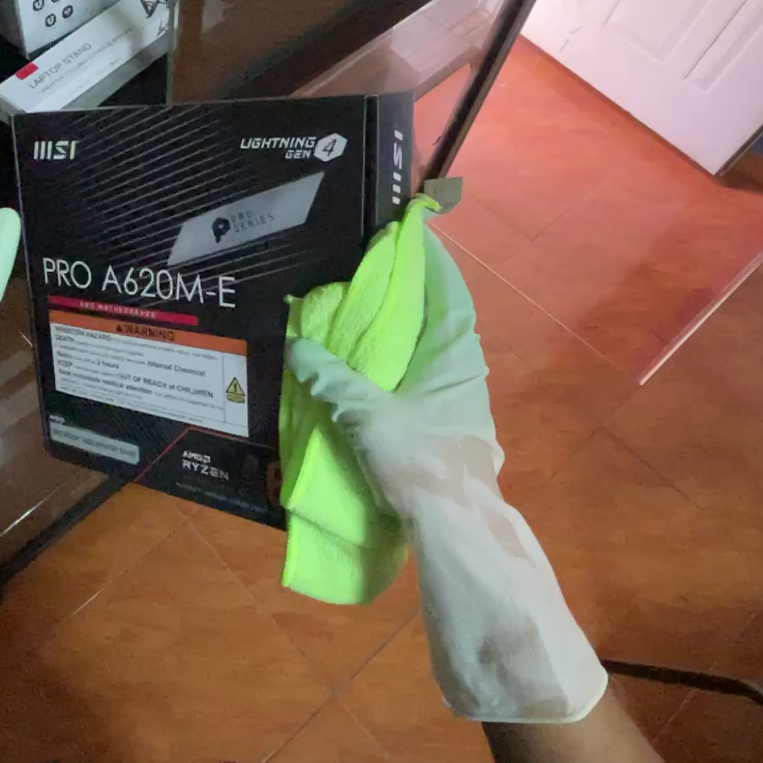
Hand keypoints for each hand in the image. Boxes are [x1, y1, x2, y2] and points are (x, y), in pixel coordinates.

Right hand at [287, 228, 605, 722]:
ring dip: (410, 338)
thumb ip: (331, 378)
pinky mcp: (450, 434)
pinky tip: (379, 379)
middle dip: (416, 299)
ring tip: (373, 323)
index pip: (448, 294)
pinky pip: (425, 386)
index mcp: (454, 359)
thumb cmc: (421, 458)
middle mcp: (464, 376)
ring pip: (434, 358)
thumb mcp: (366, 413)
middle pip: (442, 323)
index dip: (433, 263)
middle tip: (380, 278)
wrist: (455, 529)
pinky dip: (404, 372)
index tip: (416, 233)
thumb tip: (297, 345)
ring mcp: (462, 407)